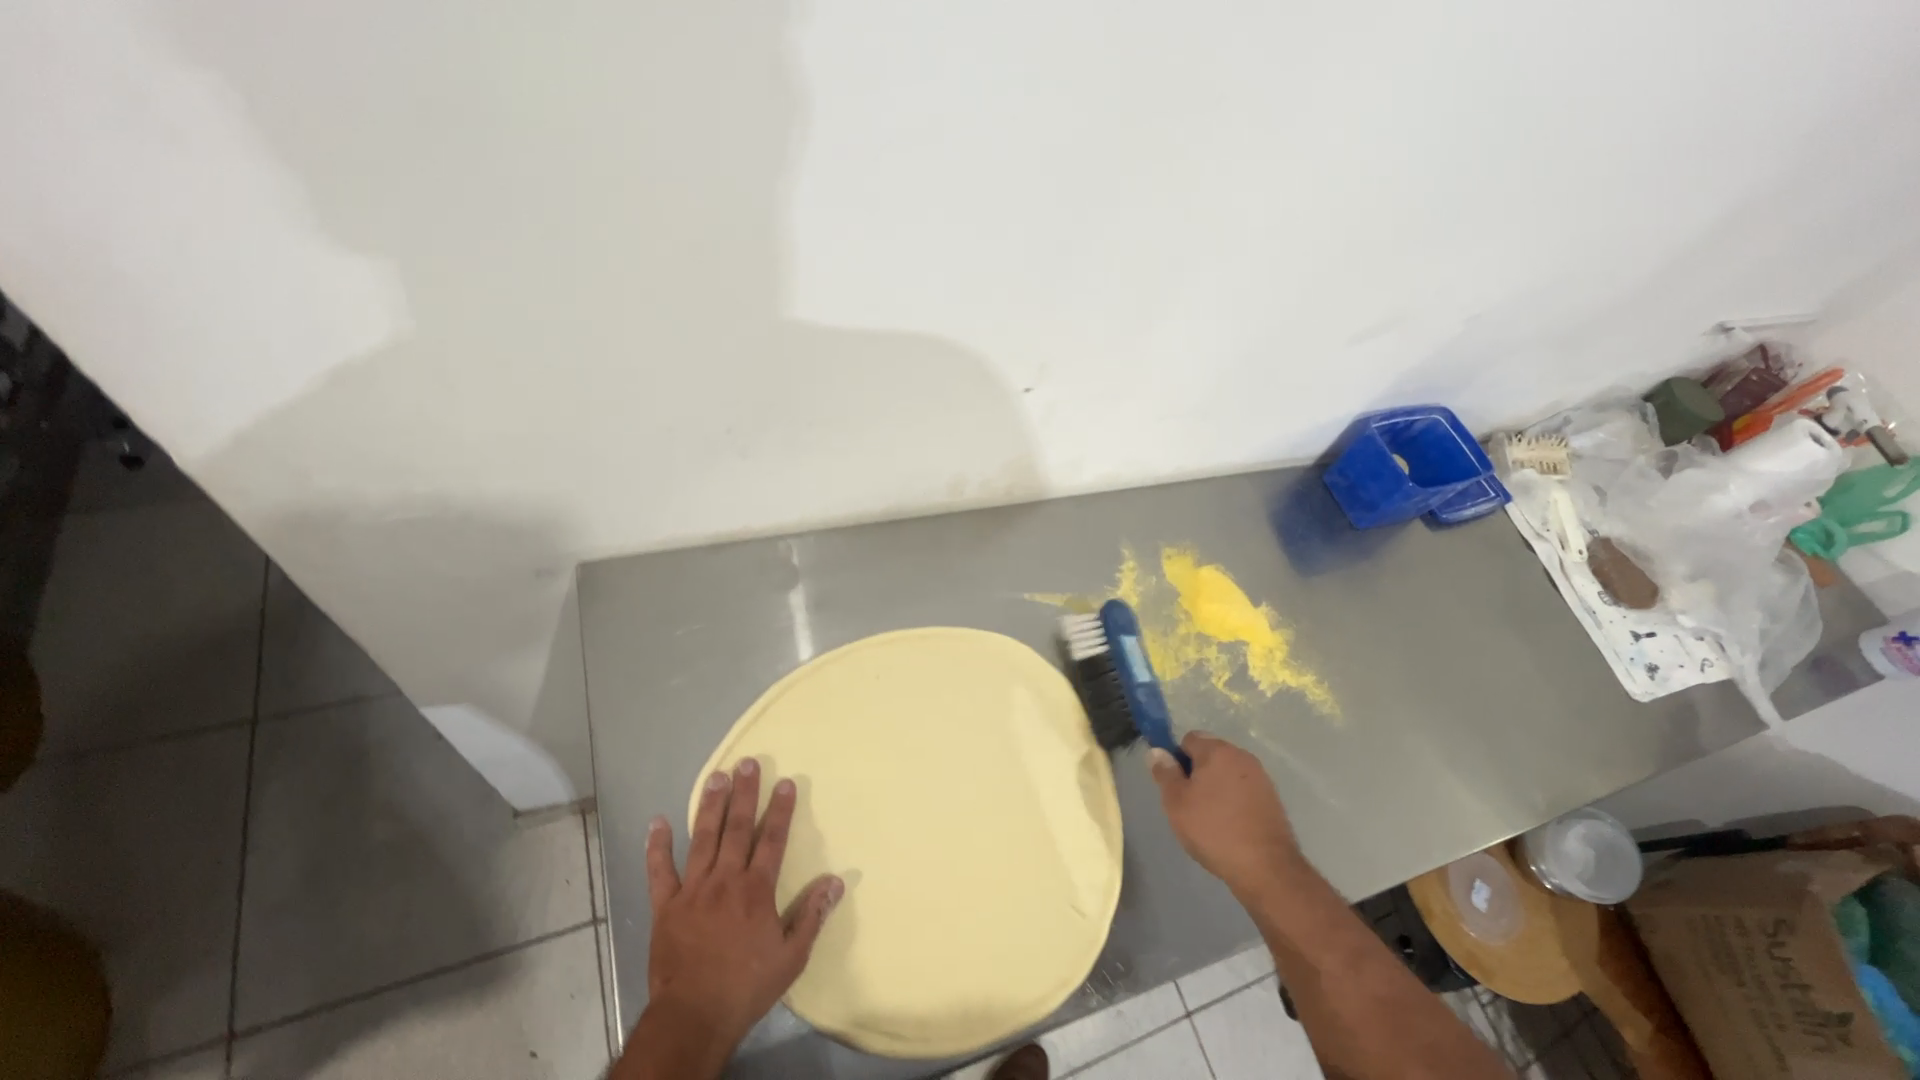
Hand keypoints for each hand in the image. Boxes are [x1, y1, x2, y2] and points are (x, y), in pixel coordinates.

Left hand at [644, 758, 842, 1053]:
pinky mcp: (665, 906)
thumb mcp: (792, 957)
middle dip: (745, 794)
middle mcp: (724, 881)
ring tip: (716, 776)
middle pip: (737, 828)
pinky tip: (658, 821)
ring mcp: (692, 890)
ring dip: (709, 806)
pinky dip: (657, 845)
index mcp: (756, 891)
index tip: (785, 783)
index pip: (772, 840)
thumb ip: (812, 915)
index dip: (780, 810)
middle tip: (748, 763)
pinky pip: (659, 870)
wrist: (693, 1014)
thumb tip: (835, 881)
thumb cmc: (747, 986)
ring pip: (702, 838)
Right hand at [1150, 733, 1304, 900]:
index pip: (1188, 739)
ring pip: (1227, 773)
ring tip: (1208, 818)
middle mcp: (1242, 756)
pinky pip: (1243, 789)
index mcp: (1217, 751)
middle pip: (1210, 754)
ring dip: (1215, 787)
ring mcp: (1261, 777)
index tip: (1174, 785)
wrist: (1265, 866)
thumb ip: (1165, 773)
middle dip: (1196, 772)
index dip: (1176, 758)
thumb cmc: (1213, 830)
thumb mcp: (1176, 803)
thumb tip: (1157, 751)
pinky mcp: (1272, 798)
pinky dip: (1232, 800)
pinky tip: (1229, 825)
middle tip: (1187, 803)